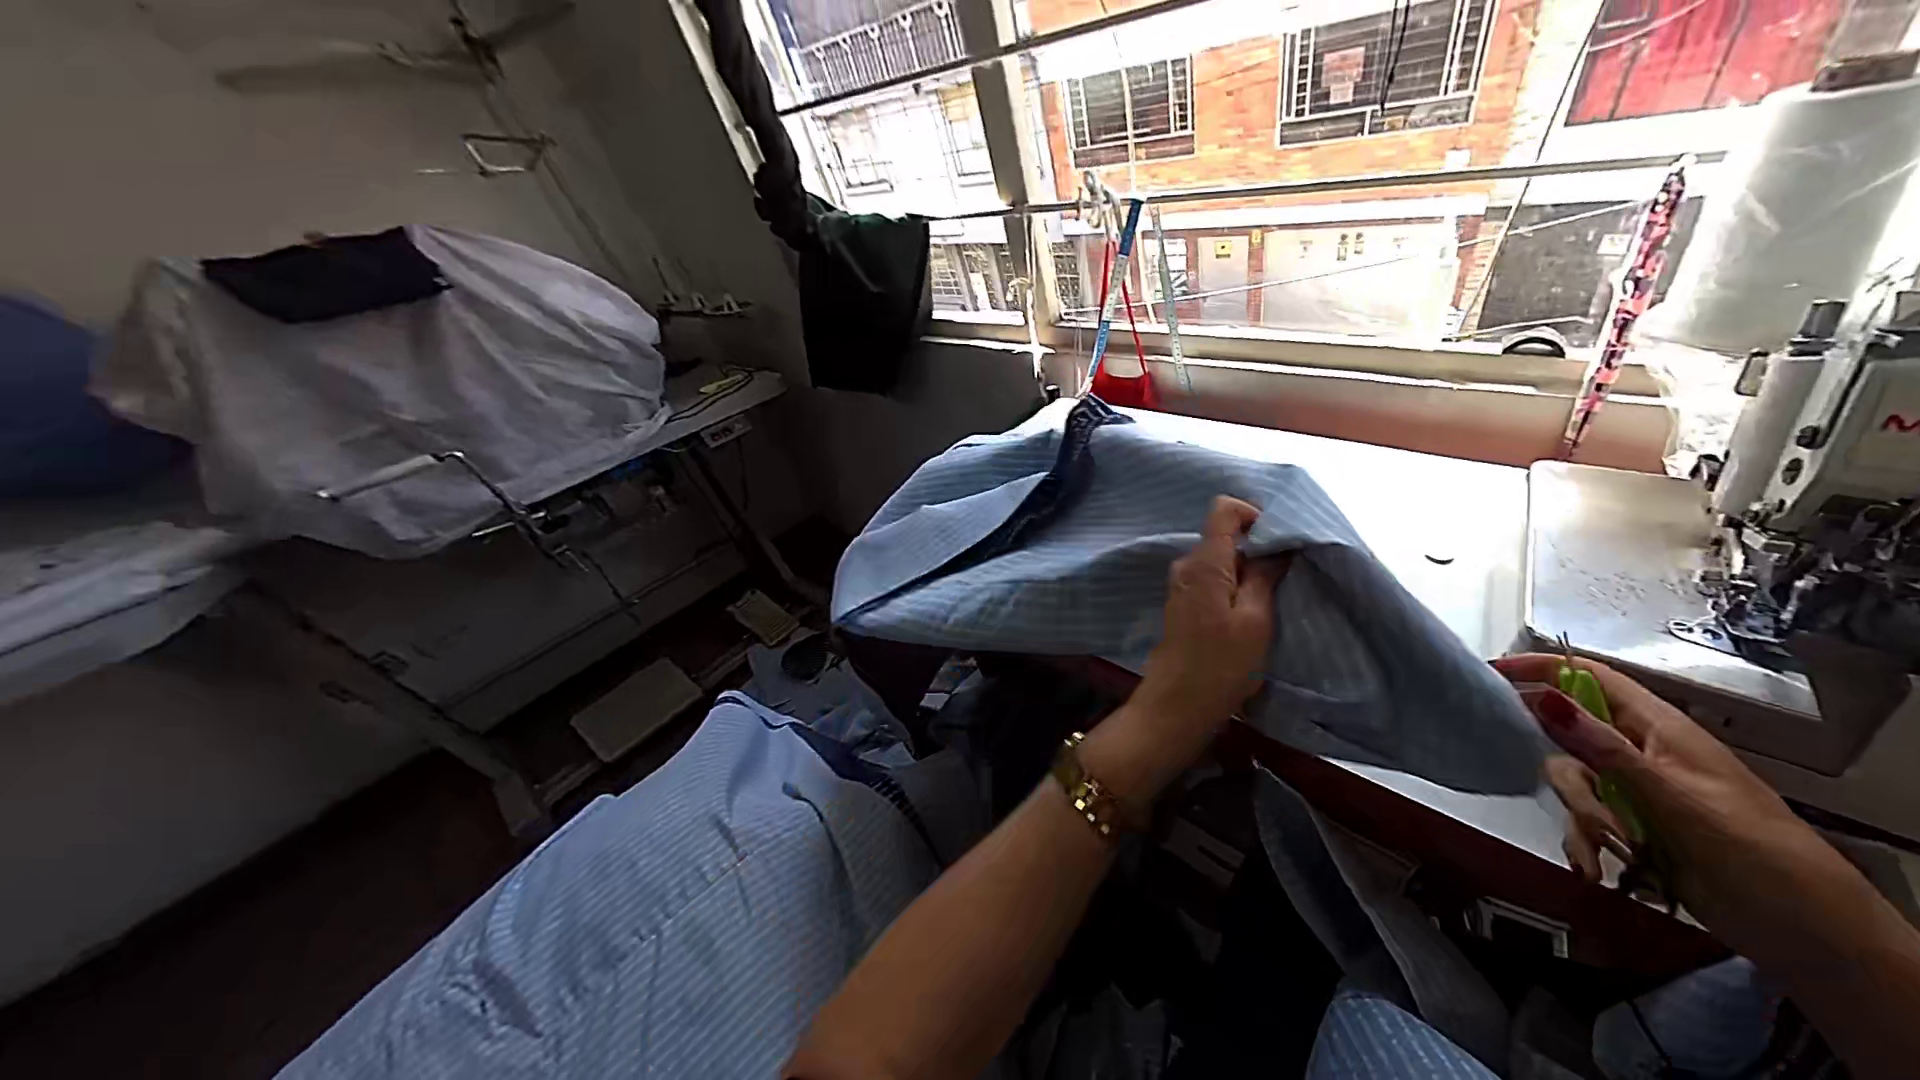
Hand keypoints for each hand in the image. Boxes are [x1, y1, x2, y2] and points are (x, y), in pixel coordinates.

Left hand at [1084, 497, 1286, 800]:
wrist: (1177, 705)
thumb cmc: (1221, 664)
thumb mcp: (1255, 620)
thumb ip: (1264, 576)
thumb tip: (1276, 545)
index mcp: (1204, 562)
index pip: (1223, 510)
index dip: (1254, 516)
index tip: (1280, 541)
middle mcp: (1186, 566)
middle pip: (1225, 536)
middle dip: (1258, 549)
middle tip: (1287, 575)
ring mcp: (1181, 585)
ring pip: (1221, 560)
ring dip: (1248, 571)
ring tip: (1273, 598)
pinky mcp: (1183, 604)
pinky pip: (1213, 579)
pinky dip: (1235, 586)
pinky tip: (1252, 612)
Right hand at [1494, 654, 1878, 959]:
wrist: (1805, 932)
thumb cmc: (1753, 850)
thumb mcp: (1673, 796)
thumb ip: (1603, 748)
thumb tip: (1543, 697)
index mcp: (1659, 728)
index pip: (1590, 677)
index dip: (1542, 668)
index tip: (1492, 673)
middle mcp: (1639, 751)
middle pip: (1568, 735)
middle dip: (1568, 772)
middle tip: (1578, 798)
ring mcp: (1632, 789)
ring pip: (1571, 781)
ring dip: (1584, 816)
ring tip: (1615, 847)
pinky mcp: (1628, 824)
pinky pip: (1580, 818)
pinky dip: (1584, 841)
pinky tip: (1598, 866)